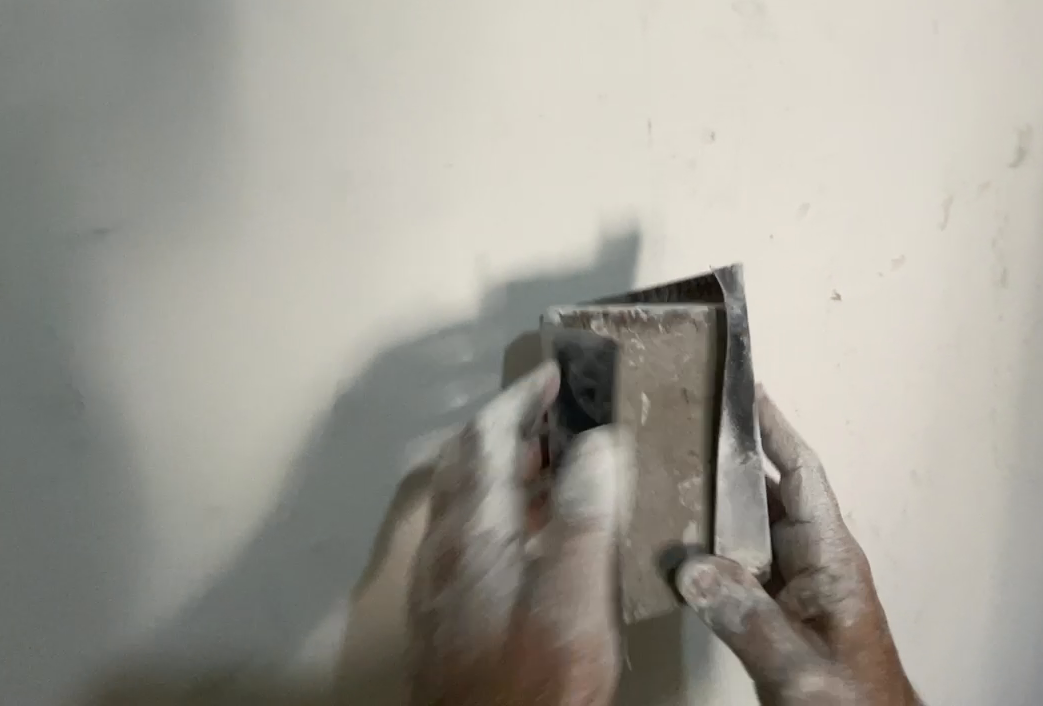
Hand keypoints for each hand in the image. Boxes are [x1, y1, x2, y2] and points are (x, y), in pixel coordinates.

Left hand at [405, 362, 626, 705]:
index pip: (486, 437)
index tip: (554, 372)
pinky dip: (508, 500)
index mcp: (472, 530)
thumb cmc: (541, 670)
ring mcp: (445, 576)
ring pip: (468, 494)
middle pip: (465, 460)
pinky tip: (544, 520)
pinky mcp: (454, 604)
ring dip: (508, 461)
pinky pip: (475, 526)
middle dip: (507, 422)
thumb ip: (583, 510)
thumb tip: (597, 441)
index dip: (519, 397)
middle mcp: (447, 544)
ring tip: (559, 454)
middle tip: (553, 407)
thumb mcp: (574, 589)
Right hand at [674, 391, 919, 705]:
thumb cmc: (851, 700)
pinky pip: (741, 561)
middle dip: (735, 457)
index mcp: (829, 553)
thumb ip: (747, 619)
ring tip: (676, 469)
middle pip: (769, 491)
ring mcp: (794, 581)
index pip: (801, 473)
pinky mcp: (777, 607)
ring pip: (752, 525)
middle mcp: (810, 556)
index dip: (777, 429)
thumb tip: (689, 569)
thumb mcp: (800, 665)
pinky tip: (681, 538)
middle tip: (692, 423)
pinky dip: (712, 545)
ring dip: (719, 501)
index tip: (750, 389)